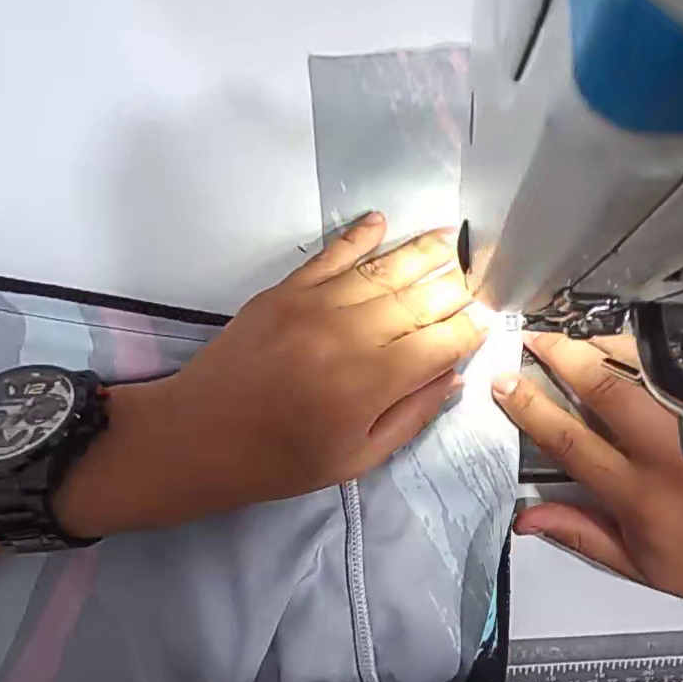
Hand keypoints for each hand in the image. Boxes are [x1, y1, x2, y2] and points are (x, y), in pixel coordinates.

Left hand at [87, 213, 486, 525]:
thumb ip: (412, 415)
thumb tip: (453, 376)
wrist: (195, 438)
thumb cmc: (283, 461)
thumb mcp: (359, 459)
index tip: (487, 323)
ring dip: (422, 251)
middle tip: (479, 278)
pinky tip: (382, 220)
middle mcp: (349, 335)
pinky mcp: (283, 291)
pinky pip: (330, 255)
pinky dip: (358, 235)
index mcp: (371, 383)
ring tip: (452, 237)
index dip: (470, 330)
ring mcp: (314, 305)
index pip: (441, 343)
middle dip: (456, 287)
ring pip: (382, 269)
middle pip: (420, 298)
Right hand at [491, 332, 682, 642]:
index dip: (529, 407)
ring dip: (605, 345)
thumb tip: (530, 519)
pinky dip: (655, 356)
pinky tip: (636, 351)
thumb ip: (581, 533)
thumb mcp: (641, 566)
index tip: (508, 385)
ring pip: (647, 369)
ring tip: (581, 340)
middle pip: (603, 388)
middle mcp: (669, 458)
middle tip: (537, 340)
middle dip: (560, 355)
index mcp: (638, 497)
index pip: (568, 440)